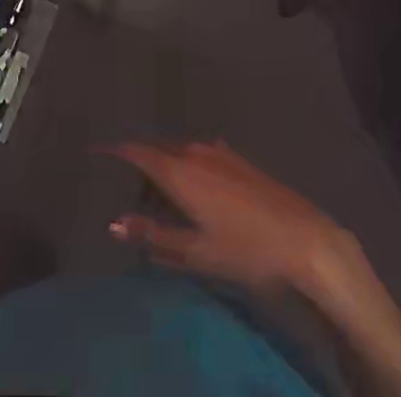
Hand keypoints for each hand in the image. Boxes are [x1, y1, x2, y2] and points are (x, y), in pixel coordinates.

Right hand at [107, 141, 358, 293]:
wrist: (304, 238)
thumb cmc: (244, 249)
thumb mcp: (193, 251)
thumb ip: (151, 235)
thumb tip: (114, 222)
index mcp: (179, 170)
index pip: (137, 151)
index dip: (114, 150)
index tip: (95, 150)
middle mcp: (196, 152)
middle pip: (158, 150)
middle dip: (140, 164)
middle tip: (130, 191)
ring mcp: (221, 153)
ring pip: (181, 152)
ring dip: (166, 166)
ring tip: (162, 196)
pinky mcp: (240, 161)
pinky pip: (201, 155)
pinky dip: (188, 166)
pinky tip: (196, 188)